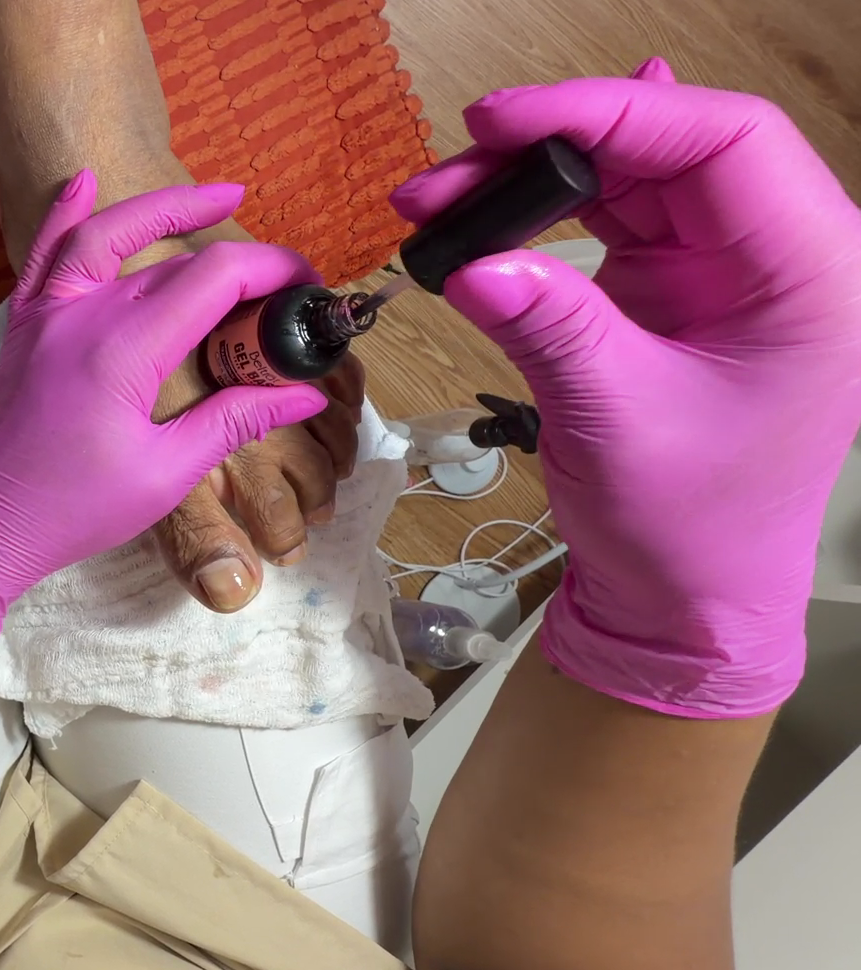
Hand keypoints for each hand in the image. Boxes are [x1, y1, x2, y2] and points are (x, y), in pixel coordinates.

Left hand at [0, 171, 328, 652]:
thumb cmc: (74, 511)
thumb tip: (303, 393)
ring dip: (163, 211)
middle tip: (280, 285)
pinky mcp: (22, 331)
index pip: (215, 278)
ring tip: (220, 197)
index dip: (274, 271)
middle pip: (173, 262)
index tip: (308, 292)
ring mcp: (43, 319)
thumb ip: (233, 421)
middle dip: (237, 263)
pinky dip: (65, 216)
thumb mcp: (165, 473)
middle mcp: (80, 318)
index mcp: (122, 351)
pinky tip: (85, 183)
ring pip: (106, 236)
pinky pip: (43, 259)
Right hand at [390, 59, 860, 716]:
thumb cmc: (680, 512)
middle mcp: (766, 255)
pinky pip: (593, 243)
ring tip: (432, 210)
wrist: (681, 579)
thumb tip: (469, 265)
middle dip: (541, 157)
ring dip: (520, 195)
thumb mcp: (613, 417)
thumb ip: (551, 330)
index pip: (719, 145)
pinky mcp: (654, 304)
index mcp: (811, 269)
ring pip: (617, 195)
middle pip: (656, 159)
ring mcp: (707, 278)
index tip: (495, 123)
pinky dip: (528, 233)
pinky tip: (484, 220)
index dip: (607, 116)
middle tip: (434, 183)